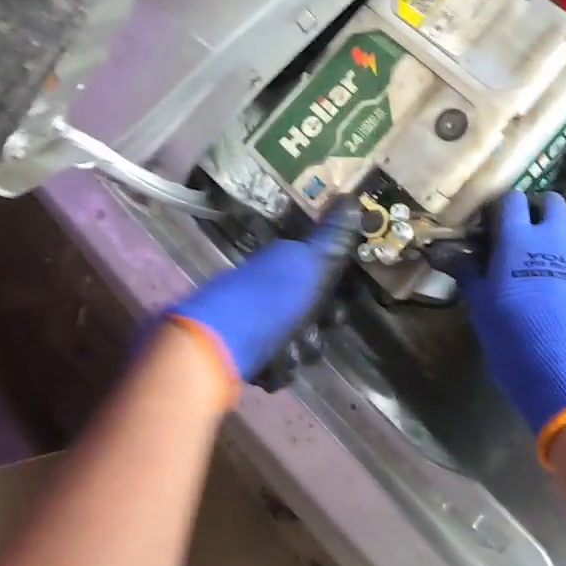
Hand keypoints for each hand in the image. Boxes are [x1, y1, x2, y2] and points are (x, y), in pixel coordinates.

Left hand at [165, 213, 354, 391]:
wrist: (214, 347)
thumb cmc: (270, 301)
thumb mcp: (309, 263)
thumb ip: (333, 237)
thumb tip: (351, 197)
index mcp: (282, 262)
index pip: (320, 271)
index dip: (339, 289)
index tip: (347, 303)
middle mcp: (265, 287)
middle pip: (309, 310)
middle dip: (318, 327)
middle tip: (316, 331)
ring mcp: (251, 321)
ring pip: (293, 340)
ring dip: (297, 351)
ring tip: (289, 354)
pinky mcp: (239, 353)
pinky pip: (272, 363)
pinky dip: (275, 368)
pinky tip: (270, 368)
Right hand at [456, 191, 565, 465]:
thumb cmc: (513, 340)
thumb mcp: (481, 309)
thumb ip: (470, 275)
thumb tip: (454, 254)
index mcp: (518, 240)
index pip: (512, 200)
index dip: (503, 207)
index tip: (494, 225)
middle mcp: (556, 238)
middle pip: (554, 202)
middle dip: (541, 211)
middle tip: (529, 235)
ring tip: (557, 270)